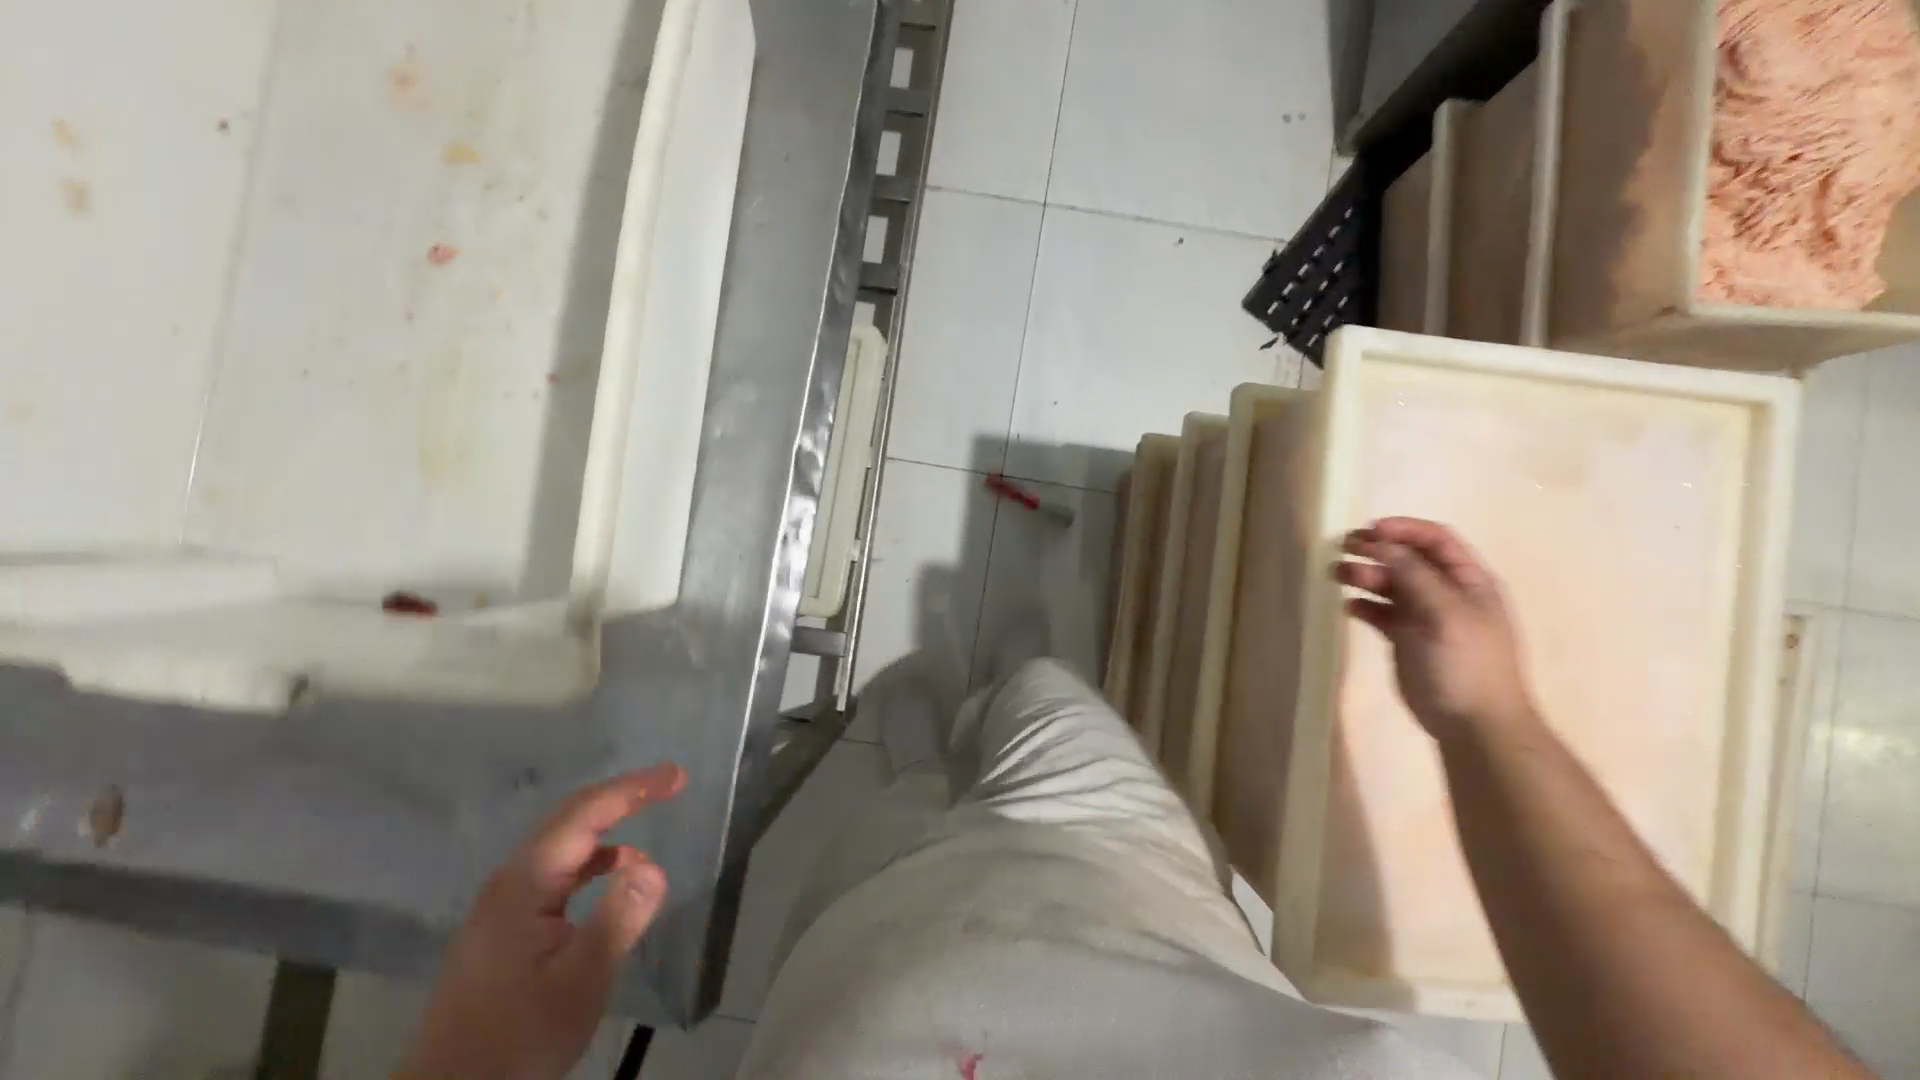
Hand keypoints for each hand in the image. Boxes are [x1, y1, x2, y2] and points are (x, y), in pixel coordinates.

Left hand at [400, 764, 687, 1079]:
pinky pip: (553, 873)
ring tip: (649, 821)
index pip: (583, 817)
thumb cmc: (518, 1037)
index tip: (676, 777)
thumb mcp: (580, 981)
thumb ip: (618, 919)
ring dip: (605, 826)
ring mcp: (501, 906)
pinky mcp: (503, 928)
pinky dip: (590, 861)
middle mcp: (508, 883)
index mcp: (524, 885)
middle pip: (568, 820)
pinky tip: (614, 875)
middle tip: (669, 783)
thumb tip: (654, 866)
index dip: (632, 790)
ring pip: (558, 847)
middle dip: (620, 796)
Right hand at [1333, 517, 1538, 744]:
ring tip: (1337, 574)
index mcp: (1469, 581)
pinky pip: (1382, 613)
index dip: (1404, 529)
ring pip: (1391, 584)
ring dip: (1365, 575)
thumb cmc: (1467, 663)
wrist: (1474, 724)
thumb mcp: (1446, 613)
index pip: (1436, 540)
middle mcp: (1447, 593)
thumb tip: (1381, 543)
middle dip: (1378, 549)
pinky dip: (1364, 605)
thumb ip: (1415, 575)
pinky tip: (1348, 606)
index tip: (1370, 530)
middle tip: (1343, 547)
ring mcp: (1426, 617)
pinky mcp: (1407, 640)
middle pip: (1409, 559)